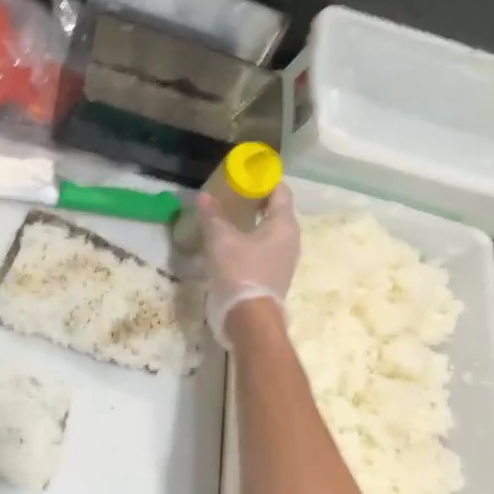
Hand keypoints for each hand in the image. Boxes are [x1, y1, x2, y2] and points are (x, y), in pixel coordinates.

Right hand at [200, 186, 301, 347]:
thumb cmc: (241, 273)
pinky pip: (263, 248)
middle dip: (255, 200)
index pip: (280, 191)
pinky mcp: (272, 274)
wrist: (249, 319)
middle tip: (231, 193)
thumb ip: (213, 217)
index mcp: (283, 225)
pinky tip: (229, 242)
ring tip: (227, 217)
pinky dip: (249, 240)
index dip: (264, 179)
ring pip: (269, 231)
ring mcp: (283, 259)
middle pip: (275, 210)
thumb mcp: (221, 241)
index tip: (245, 174)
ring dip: (251, 221)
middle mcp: (290, 239)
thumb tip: (203, 196)